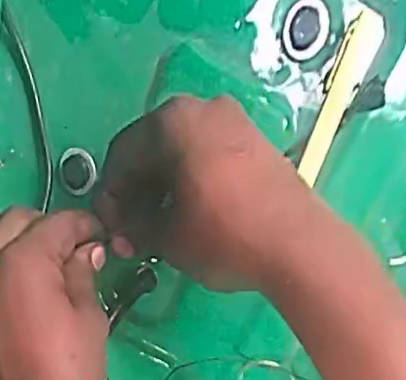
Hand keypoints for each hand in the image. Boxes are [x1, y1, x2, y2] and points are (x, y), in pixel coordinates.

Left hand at [0, 208, 108, 379]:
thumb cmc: (71, 367)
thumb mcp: (89, 317)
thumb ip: (84, 274)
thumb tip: (87, 251)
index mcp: (22, 259)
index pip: (57, 223)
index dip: (85, 226)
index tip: (104, 236)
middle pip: (19, 220)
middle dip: (51, 228)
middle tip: (80, 250)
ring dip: (26, 242)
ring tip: (56, 267)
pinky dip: (12, 264)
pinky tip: (38, 286)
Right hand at [94, 95, 336, 292]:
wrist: (296, 245)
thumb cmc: (223, 237)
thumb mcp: (169, 239)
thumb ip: (136, 230)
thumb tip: (121, 234)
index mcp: (173, 121)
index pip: (123, 155)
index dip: (110, 196)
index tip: (109, 228)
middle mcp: (203, 109)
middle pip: (153, 152)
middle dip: (138, 195)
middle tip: (132, 234)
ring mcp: (234, 123)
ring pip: (182, 157)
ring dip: (163, 193)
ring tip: (160, 232)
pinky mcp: (255, 146)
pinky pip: (208, 161)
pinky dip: (191, 187)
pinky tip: (189, 220)